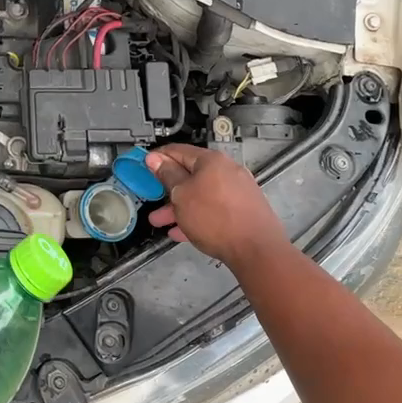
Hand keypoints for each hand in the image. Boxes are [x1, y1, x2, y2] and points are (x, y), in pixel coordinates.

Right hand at [146, 144, 288, 271]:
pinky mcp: (245, 210)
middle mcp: (228, 170)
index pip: (177, 150)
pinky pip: (214, 208)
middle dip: (168, 188)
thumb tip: (156, 159)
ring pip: (201, 194)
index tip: (144, 167)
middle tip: (152, 197)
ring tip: (161, 221)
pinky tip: (183, 232)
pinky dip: (198, 215)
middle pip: (190, 174)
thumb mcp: (181, 195)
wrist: (257, 251)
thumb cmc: (215, 219)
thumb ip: (167, 175)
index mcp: (212, 160)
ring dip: (180, 206)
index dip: (158, 158)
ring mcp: (239, 191)